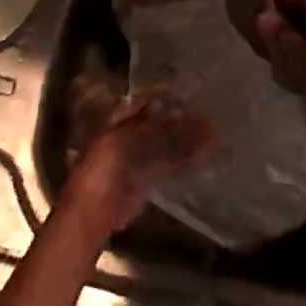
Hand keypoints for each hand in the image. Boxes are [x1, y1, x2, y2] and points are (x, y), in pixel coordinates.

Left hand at [65, 91, 213, 235]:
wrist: (93, 211)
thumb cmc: (98, 171)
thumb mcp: (114, 141)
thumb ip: (137, 124)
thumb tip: (160, 104)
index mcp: (116, 125)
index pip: (142, 106)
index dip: (161, 99)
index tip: (184, 93)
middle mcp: (130, 139)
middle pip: (159, 125)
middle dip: (180, 119)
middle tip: (204, 114)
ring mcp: (140, 159)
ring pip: (168, 144)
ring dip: (188, 138)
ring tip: (212, 132)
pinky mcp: (150, 179)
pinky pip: (171, 165)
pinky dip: (188, 160)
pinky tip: (205, 156)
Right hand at [256, 0, 305, 179]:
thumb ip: (286, 40)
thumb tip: (262, 14)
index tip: (256, 3)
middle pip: (305, 19)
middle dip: (281, 22)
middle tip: (252, 28)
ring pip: (301, 41)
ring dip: (282, 43)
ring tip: (259, 47)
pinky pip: (302, 61)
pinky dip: (287, 61)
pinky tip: (272, 67)